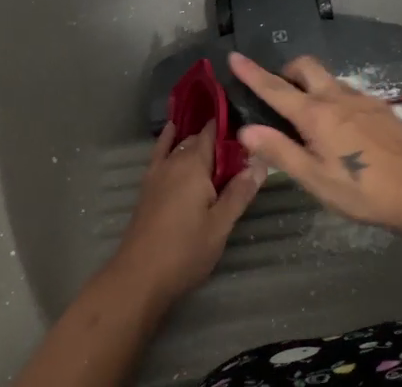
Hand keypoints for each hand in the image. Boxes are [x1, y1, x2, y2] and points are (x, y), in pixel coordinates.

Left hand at [111, 120, 265, 304]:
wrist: (140, 276)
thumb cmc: (185, 251)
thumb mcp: (220, 225)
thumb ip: (240, 192)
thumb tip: (261, 162)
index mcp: (194, 164)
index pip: (214, 131)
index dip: (231, 126)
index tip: (251, 126)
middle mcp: (174, 160)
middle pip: (199, 139)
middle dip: (219, 141)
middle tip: (244, 152)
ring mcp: (158, 172)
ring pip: (182, 147)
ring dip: (198, 144)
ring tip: (219, 147)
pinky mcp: (148, 185)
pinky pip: (161, 153)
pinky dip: (168, 140)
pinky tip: (172, 131)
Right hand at [228, 51, 401, 233]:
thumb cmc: (361, 190)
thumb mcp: (314, 178)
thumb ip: (279, 151)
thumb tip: (246, 130)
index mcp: (315, 114)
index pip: (275, 88)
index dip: (252, 73)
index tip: (234, 56)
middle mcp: (336, 97)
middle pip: (305, 67)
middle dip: (286, 71)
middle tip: (280, 94)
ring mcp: (361, 99)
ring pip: (328, 78)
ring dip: (312, 85)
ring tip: (310, 117)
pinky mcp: (379, 106)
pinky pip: (348, 92)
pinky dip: (334, 99)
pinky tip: (342, 128)